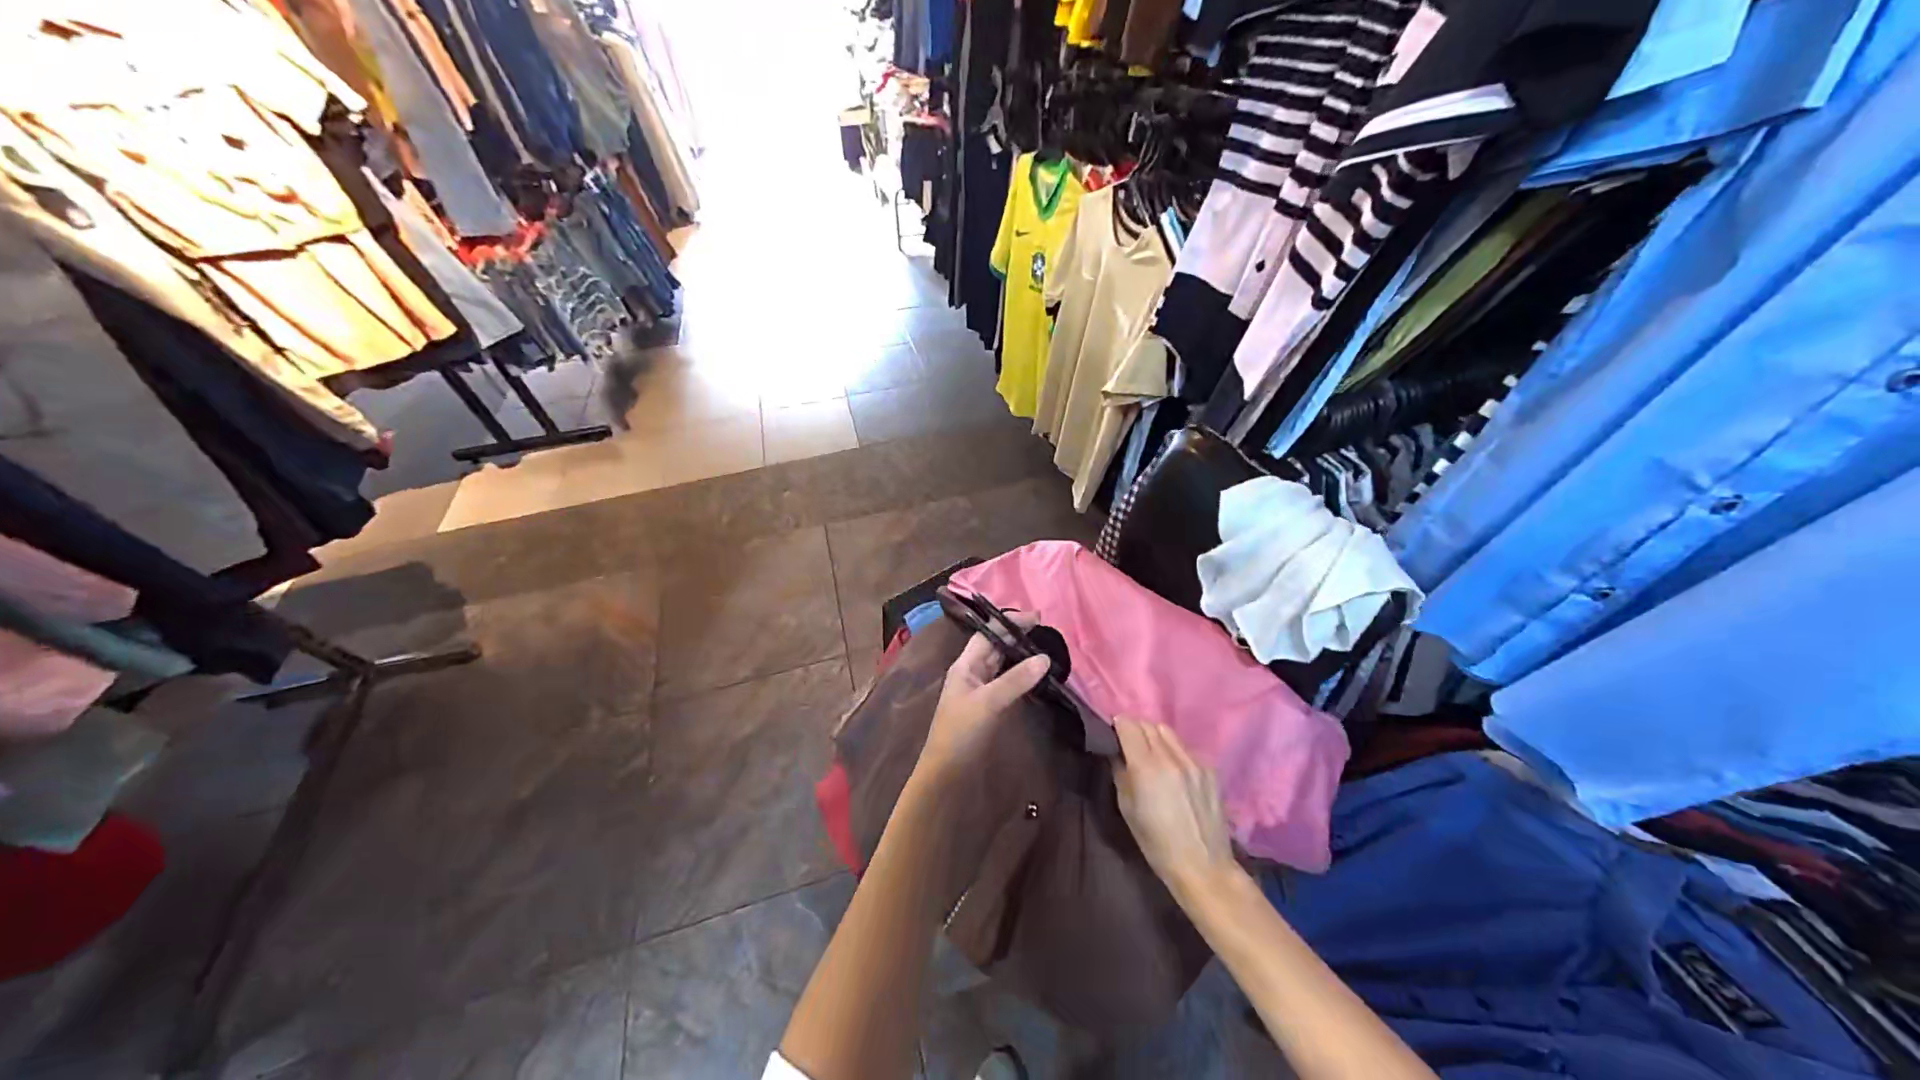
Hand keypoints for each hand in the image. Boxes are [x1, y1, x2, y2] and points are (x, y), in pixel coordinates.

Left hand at [911, 629, 1050, 789]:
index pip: (988, 634)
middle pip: (996, 647)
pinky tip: (1038, 677)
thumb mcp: (988, 702)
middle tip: (1048, 631)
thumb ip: (1016, 680)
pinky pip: (1007, 683)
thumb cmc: (961, 733)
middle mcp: (972, 673)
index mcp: (965, 665)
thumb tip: (1045, 657)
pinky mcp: (989, 708)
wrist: (947, 773)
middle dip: (1018, 636)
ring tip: (1047, 649)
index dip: (1009, 623)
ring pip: (1002, 665)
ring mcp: (980, 691)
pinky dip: (1022, 676)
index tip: (1038, 617)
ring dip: (1021, 656)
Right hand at [1114, 718, 1240, 901]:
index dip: (1118, 726)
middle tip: (1129, 745)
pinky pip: (1186, 749)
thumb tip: (1117, 753)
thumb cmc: (1156, 843)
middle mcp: (1172, 757)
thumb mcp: (1126, 808)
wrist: (1202, 865)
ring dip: (1155, 737)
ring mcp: (1195, 761)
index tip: (1113, 734)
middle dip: (1135, 729)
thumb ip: (1120, 773)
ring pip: (1169, 733)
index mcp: (1147, 767)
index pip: (1129, 725)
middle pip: (1149, 724)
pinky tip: (1174, 772)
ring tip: (1152, 755)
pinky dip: (1174, 751)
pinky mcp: (1211, 769)